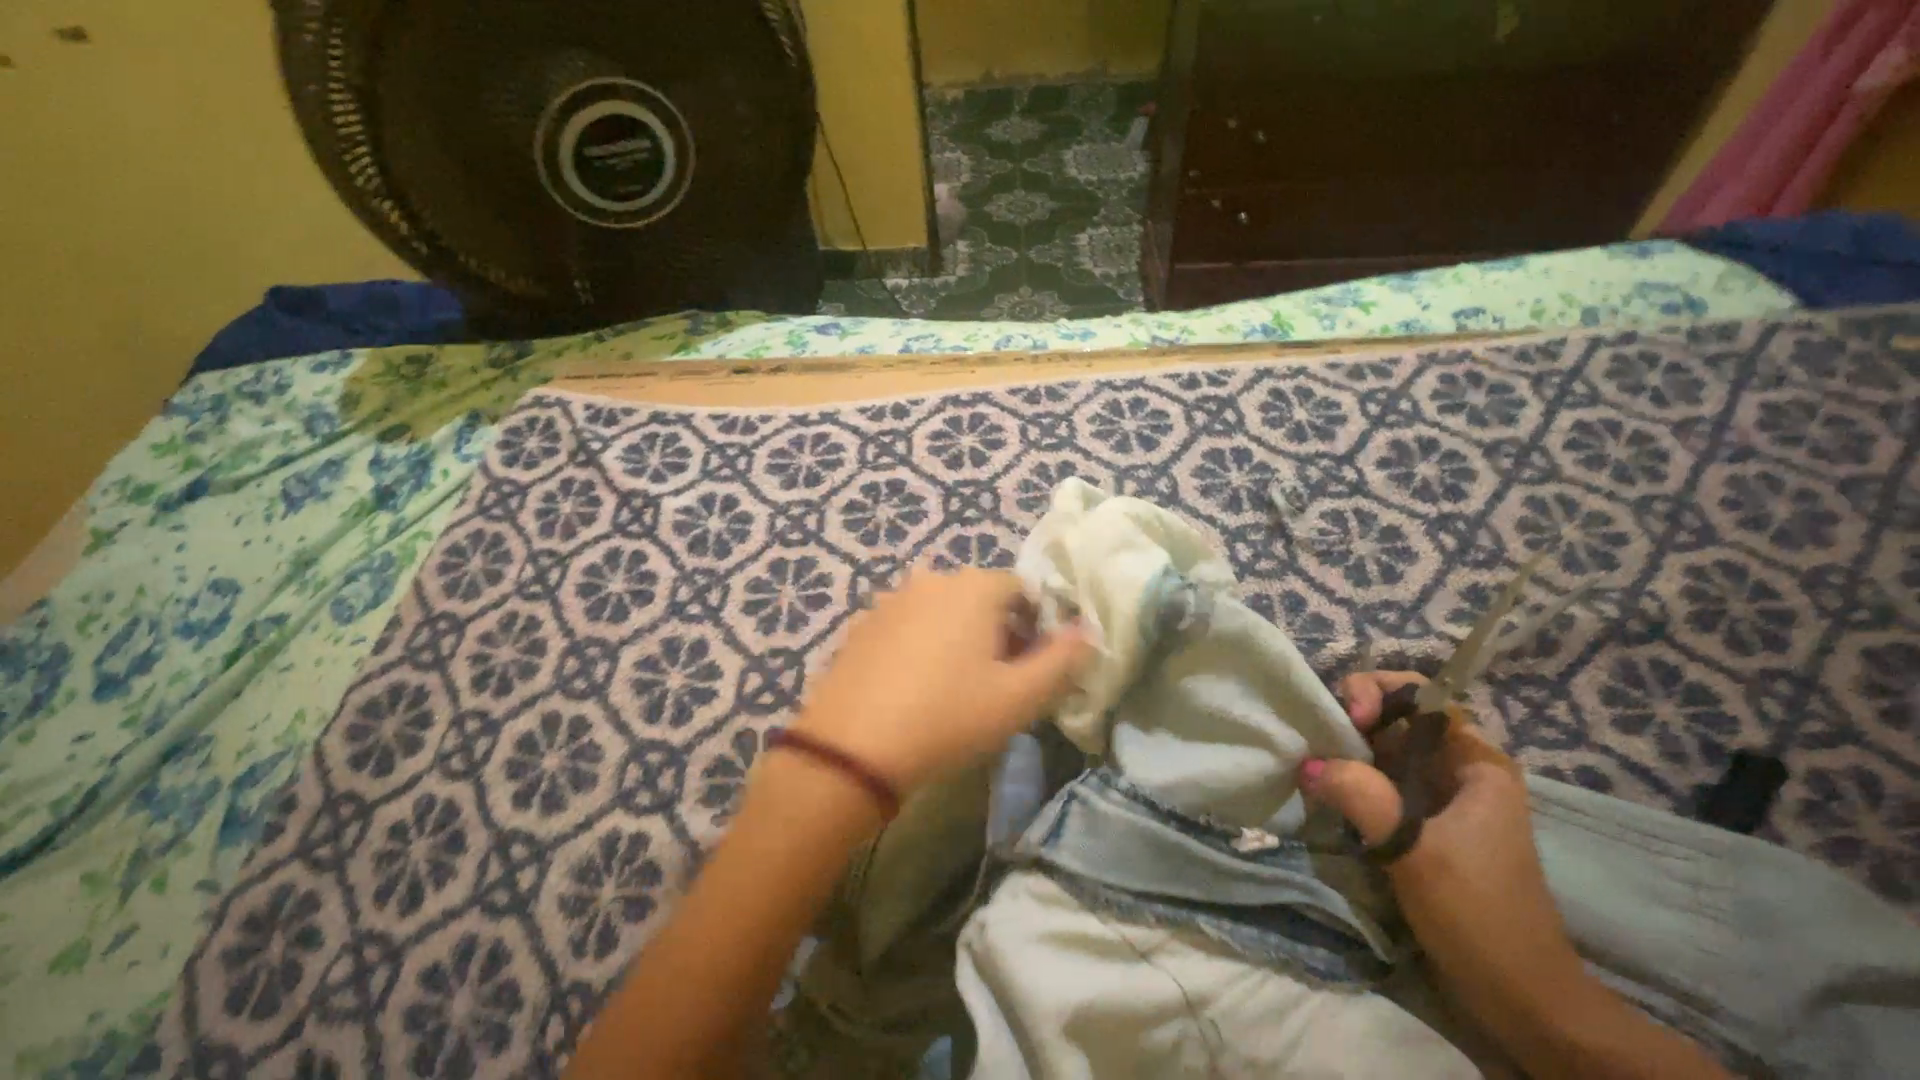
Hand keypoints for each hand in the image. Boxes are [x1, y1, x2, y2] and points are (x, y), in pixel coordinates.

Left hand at [793, 567, 1091, 792]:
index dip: (1035, 626)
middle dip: (997, 630)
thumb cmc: (948, 717)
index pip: (1022, 590)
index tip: (1031, 668)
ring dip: (956, 638)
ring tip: (954, 689)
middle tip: (997, 682)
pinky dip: (918, 648)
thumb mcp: (1019, 698)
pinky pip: (905, 628)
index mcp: (973, 586)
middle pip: (979, 597)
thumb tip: (1088, 633)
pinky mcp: (859, 627)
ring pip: (939, 612)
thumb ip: (1062, 661)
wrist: (853, 747)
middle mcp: (930, 580)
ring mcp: (889, 601)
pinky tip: (913, 690)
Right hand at [1303, 672, 1587, 1027]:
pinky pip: (1381, 789)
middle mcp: (1460, 771)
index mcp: (1477, 762)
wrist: (1517, 994)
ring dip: (1346, 757)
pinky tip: (1325, 797)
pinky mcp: (1425, 830)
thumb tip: (1308, 764)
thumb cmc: (1477, 913)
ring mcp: (1442, 802)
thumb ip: (1361, 796)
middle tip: (1314, 744)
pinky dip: (1352, 786)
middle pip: (1398, 721)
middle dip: (1352, 723)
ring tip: (1310, 768)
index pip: (1423, 696)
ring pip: (1385, 756)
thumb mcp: (1414, 849)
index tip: (1345, 719)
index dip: (1378, 692)